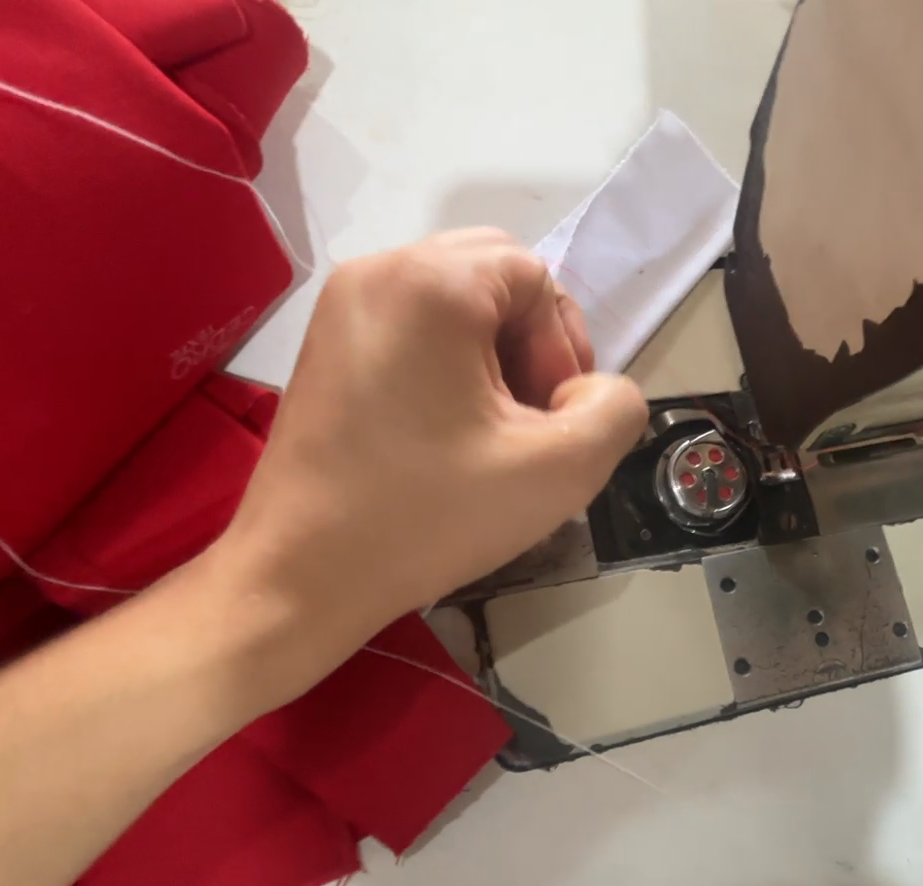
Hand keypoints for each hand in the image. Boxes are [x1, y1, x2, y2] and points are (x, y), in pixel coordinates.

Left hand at [208, 229, 647, 699]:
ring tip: (493, 429)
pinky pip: (417, 326)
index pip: (538, 278)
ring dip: (497, 357)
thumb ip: (617, 410)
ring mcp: (342, 307)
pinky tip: (449, 430)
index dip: (564, 349)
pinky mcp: (329, 345)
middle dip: (534, 345)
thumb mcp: (561, 470)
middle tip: (531, 417)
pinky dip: (453, 365)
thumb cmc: (431, 516)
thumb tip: (593, 390)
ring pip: (458, 302)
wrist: (305, 576)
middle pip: (498, 278)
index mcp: (430, 284)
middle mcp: (377, 272)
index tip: (548, 421)